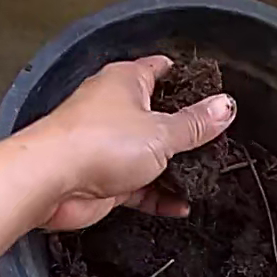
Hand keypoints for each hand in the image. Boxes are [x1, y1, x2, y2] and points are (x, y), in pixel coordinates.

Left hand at [19, 55, 237, 230]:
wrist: (51, 181)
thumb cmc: (96, 143)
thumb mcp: (161, 132)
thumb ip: (195, 125)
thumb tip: (225, 106)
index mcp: (126, 82)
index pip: (161, 71)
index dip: (188, 80)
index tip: (212, 91)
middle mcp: (115, 110)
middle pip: (158, 118)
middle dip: (185, 133)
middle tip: (216, 143)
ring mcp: (108, 147)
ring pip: (149, 156)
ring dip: (174, 170)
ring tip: (205, 178)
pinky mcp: (103, 180)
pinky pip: (138, 188)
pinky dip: (158, 196)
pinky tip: (180, 205)